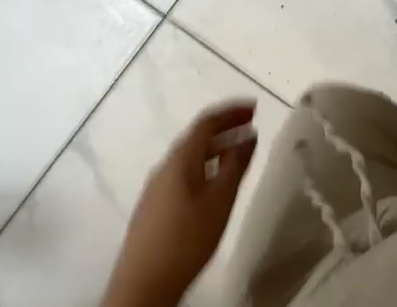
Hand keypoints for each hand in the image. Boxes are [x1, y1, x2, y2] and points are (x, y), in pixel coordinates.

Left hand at [102, 103, 257, 306]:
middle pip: (196, 138)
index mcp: (180, 160)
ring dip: (215, 148)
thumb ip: (236, 164)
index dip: (231, 111)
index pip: (206, 122)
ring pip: (189, 157)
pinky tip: (214, 183)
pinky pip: (182, 174)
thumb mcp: (221, 200)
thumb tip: (249, 136)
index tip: (255, 108)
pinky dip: (203, 166)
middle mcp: (164, 168)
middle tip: (251, 124)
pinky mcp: (152, 210)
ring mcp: (154, 190)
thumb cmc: (187, 240)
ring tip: (239, 152)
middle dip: (225, 127)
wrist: (141, 289)